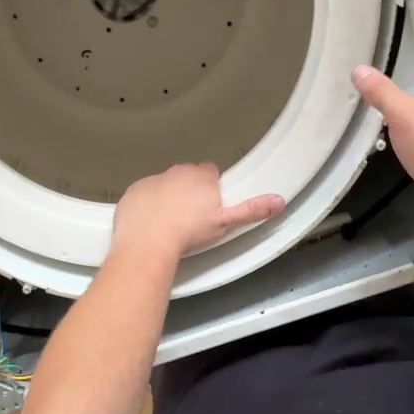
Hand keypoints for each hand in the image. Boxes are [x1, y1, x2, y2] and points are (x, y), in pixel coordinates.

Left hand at [112, 163, 285, 260]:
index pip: (210, 172)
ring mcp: (152, 179)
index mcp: (201, 175)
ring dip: (168, 197)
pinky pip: (144, 194)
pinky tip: (150, 223)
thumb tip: (279, 200)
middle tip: (191, 217)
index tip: (209, 206)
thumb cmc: (189, 233)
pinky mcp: (133, 191)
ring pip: (165, 184)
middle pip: (187, 176)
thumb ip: (251, 210)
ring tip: (170, 223)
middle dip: (189, 190)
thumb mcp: (225, 223)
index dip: (211, 188)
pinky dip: (147, 204)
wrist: (147, 242)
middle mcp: (177, 171)